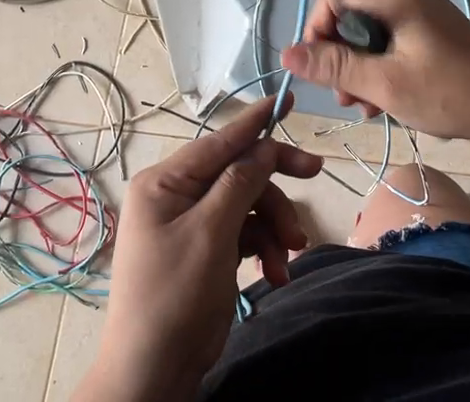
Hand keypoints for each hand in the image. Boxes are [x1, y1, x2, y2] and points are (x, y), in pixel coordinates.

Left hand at [79, 98, 322, 401]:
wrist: (153, 372)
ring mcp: (193, 223)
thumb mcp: (211, 234)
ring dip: (275, 225)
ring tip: (290, 255)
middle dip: (274, 183)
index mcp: (165, 182)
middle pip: (238, 171)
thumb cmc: (174, 296)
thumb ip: (240, 183)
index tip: (287, 98)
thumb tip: (264, 146)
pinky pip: (245, 232)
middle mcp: (177, 195)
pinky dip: (264, 248)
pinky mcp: (207, 250)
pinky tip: (277, 272)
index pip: (218, 141)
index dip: (255, 121)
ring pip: (248, 203)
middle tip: (316, 174)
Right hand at [283, 0, 469, 146]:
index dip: (317, 32)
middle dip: (340, 57)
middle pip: (354, 17)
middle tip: (344, 99)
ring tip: (366, 107)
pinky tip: (386, 101)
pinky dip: (383, 68)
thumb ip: (334, 67)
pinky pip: (395, 42)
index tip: (316, 71)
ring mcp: (427, 13)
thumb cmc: (449, 95)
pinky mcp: (438, 33)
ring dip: (360, 68)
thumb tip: (286, 53)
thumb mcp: (385, 84)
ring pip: (374, 34)